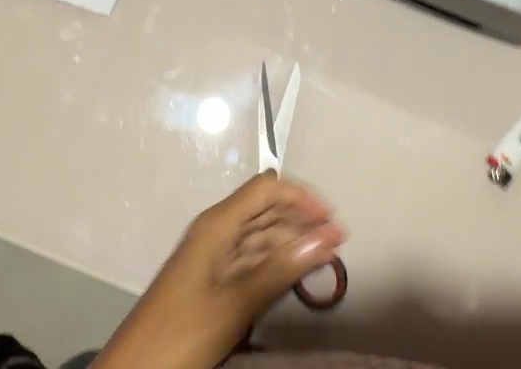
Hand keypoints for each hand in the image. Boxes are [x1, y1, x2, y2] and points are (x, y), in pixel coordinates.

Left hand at [92, 173, 344, 368]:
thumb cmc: (181, 332)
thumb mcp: (236, 302)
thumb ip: (282, 268)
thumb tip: (329, 235)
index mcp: (217, 224)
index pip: (266, 189)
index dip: (301, 196)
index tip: (332, 219)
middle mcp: (216, 231)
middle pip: (266, 209)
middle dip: (302, 218)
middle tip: (338, 240)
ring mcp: (214, 257)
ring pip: (261, 236)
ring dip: (293, 241)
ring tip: (326, 256)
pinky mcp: (214, 283)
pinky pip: (252, 260)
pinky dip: (277, 263)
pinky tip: (296, 274)